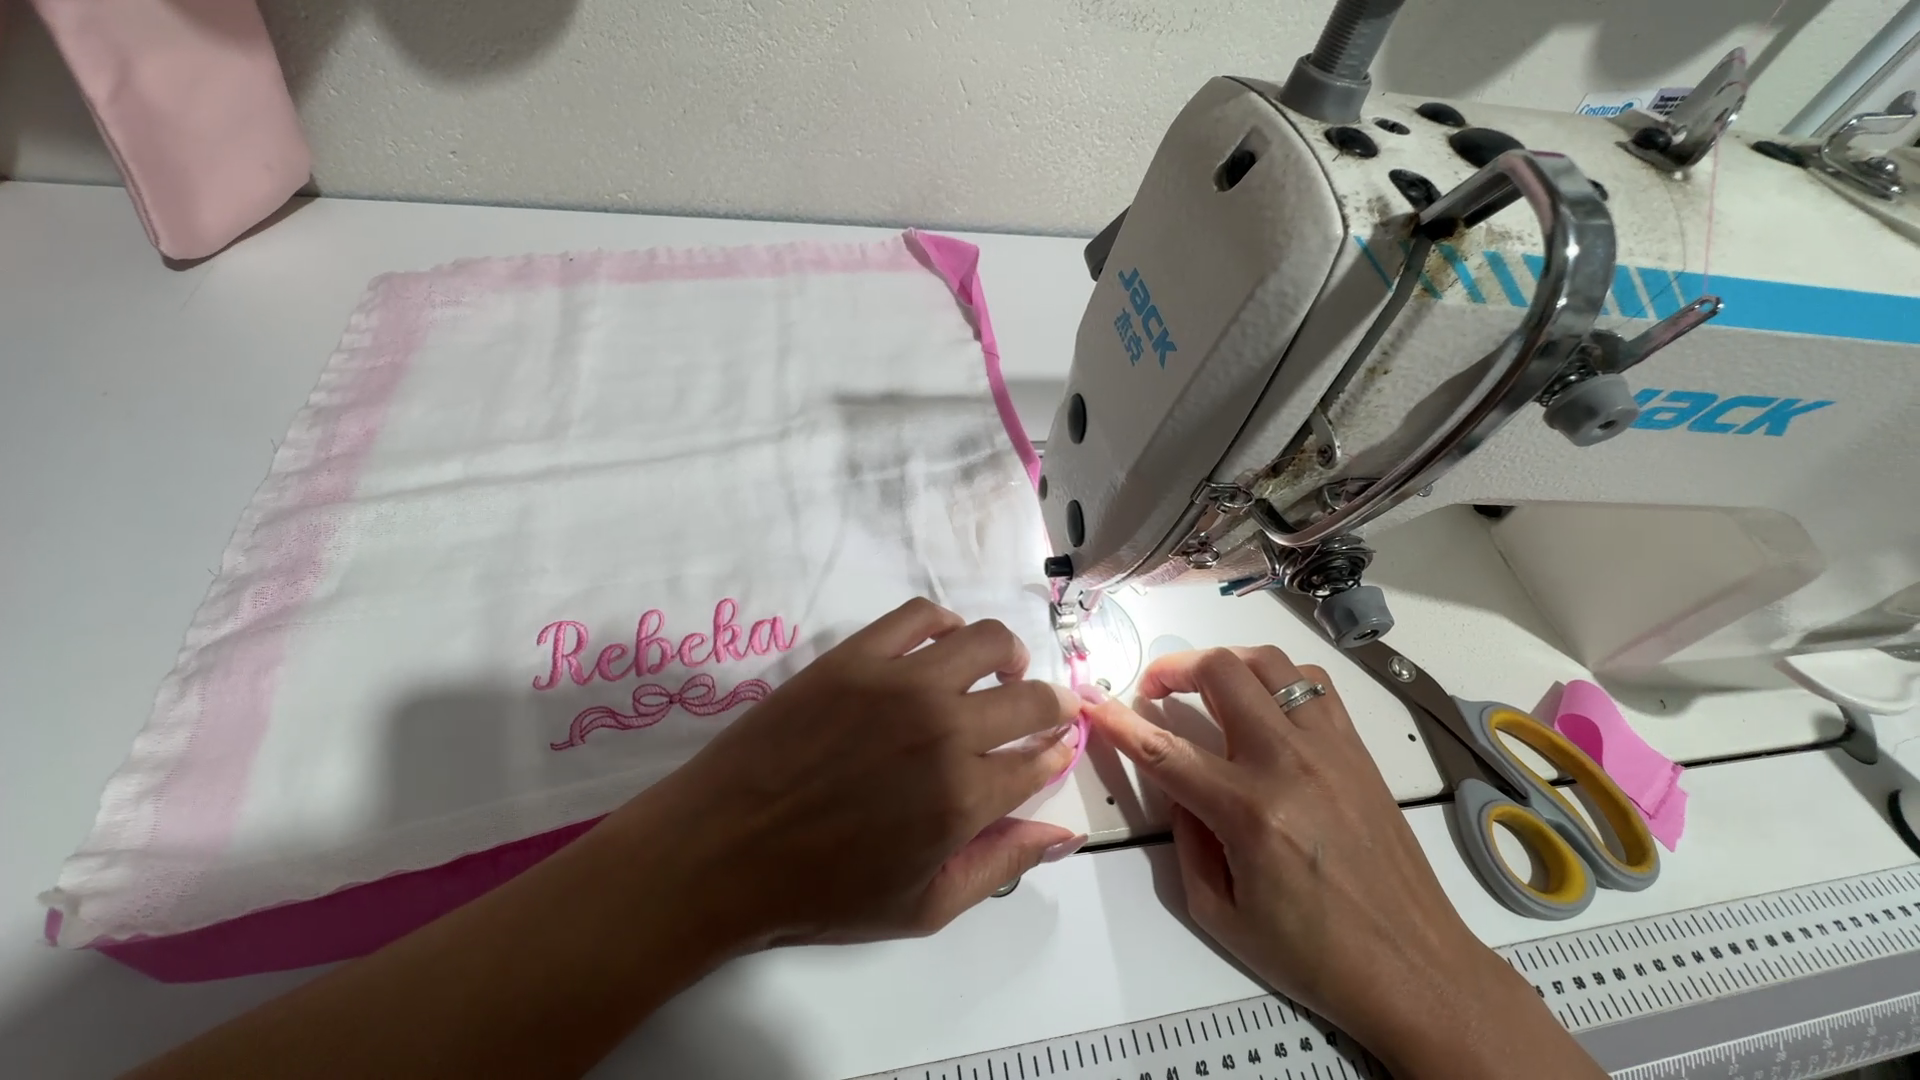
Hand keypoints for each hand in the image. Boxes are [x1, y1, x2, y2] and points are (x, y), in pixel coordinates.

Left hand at [615, 598, 1084, 948]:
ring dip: (1009, 656)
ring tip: (1000, 671)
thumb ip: (1002, 866)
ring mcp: (898, 683)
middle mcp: (944, 730)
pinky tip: (944, 645)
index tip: (1051, 748)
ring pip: (987, 639)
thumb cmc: (822, 890)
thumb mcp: (923, 905)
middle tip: (1040, 711)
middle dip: (1050, 705)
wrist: (721, 850)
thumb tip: (1067, 834)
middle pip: (1030, 696)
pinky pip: (920, 615)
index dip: (1054, 751)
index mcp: (963, 798)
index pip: (1040, 758)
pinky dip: (947, 622)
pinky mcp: (855, 656)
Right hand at [1083, 647, 1602, 1079]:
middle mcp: (1289, 763)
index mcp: (1249, 812)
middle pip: (1221, 672)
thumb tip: (1179, 786)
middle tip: (1154, 688)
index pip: (1165, 749)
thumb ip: (1186, 839)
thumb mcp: (1219, 913)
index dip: (1119, 722)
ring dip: (1225, 661)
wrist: (1415, 968)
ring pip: (1270, 662)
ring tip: (1206, 684)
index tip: (1094, 704)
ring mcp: (1330, 748)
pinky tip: (1263, 702)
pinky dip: (1276, 677)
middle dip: (1172, 667)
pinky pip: (1314, 683)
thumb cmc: (1311, 955)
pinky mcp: (1358, 750)